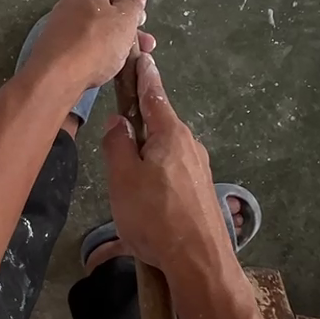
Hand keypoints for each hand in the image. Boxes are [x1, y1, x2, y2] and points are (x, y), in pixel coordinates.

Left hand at [25, 0, 148, 91]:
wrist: (54, 80)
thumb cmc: (92, 44)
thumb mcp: (122, 23)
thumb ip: (131, 5)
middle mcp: (72, 4)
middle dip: (122, 7)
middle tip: (140, 17)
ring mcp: (64, 27)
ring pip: (98, 23)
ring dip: (120, 32)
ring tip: (142, 47)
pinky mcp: (60, 50)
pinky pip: (89, 42)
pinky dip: (106, 47)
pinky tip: (120, 63)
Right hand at [101, 55, 230, 275]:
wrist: (200, 262)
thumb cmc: (156, 216)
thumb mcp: (124, 179)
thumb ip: (118, 145)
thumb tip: (119, 122)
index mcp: (171, 134)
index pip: (154, 96)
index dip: (145, 76)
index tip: (143, 56)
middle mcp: (190, 145)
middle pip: (160, 126)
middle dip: (140, 126)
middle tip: (118, 134)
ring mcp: (199, 170)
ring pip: (166, 153)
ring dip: (147, 158)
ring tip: (127, 181)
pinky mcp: (201, 193)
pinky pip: (173, 173)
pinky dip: (157, 176)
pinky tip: (146, 201)